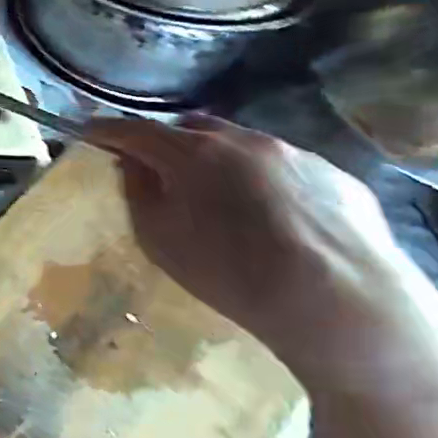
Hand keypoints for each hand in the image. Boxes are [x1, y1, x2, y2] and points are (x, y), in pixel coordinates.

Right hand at [84, 115, 437, 394]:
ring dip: (220, 162)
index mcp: (192, 153)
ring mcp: (293, 154)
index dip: (107, 131)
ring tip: (225, 203)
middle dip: (168, 144)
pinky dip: (265, 182)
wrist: (347, 309)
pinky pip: (284, 168)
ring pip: (239, 145)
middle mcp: (241, 140)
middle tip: (162, 173)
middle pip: (189, 128)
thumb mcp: (160, 240)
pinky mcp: (335, 176)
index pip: (134, 130)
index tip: (90, 134)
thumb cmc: (234, 276)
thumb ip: (137, 193)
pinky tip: (277, 222)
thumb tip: (134, 164)